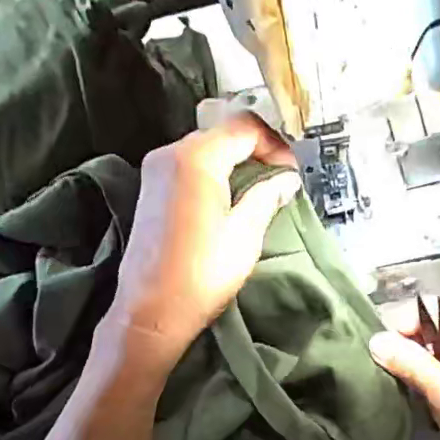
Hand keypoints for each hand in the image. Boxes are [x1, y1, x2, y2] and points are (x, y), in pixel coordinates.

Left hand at [105, 112, 303, 364]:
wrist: (150, 313)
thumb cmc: (199, 275)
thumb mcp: (245, 233)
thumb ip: (267, 196)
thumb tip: (285, 179)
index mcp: (195, 157)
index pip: (244, 126)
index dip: (275, 143)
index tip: (290, 170)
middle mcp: (168, 155)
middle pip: (221, 135)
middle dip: (254, 151)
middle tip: (279, 178)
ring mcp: (154, 174)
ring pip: (204, 152)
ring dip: (233, 165)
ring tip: (258, 192)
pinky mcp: (148, 195)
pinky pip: (187, 170)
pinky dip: (211, 177)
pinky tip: (228, 202)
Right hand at [368, 298, 439, 439]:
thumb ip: (408, 362)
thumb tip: (374, 340)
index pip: (429, 307)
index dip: (399, 326)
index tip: (375, 352)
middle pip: (432, 321)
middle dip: (405, 342)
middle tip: (381, 366)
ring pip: (435, 340)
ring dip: (414, 358)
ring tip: (394, 377)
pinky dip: (426, 368)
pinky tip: (413, 385)